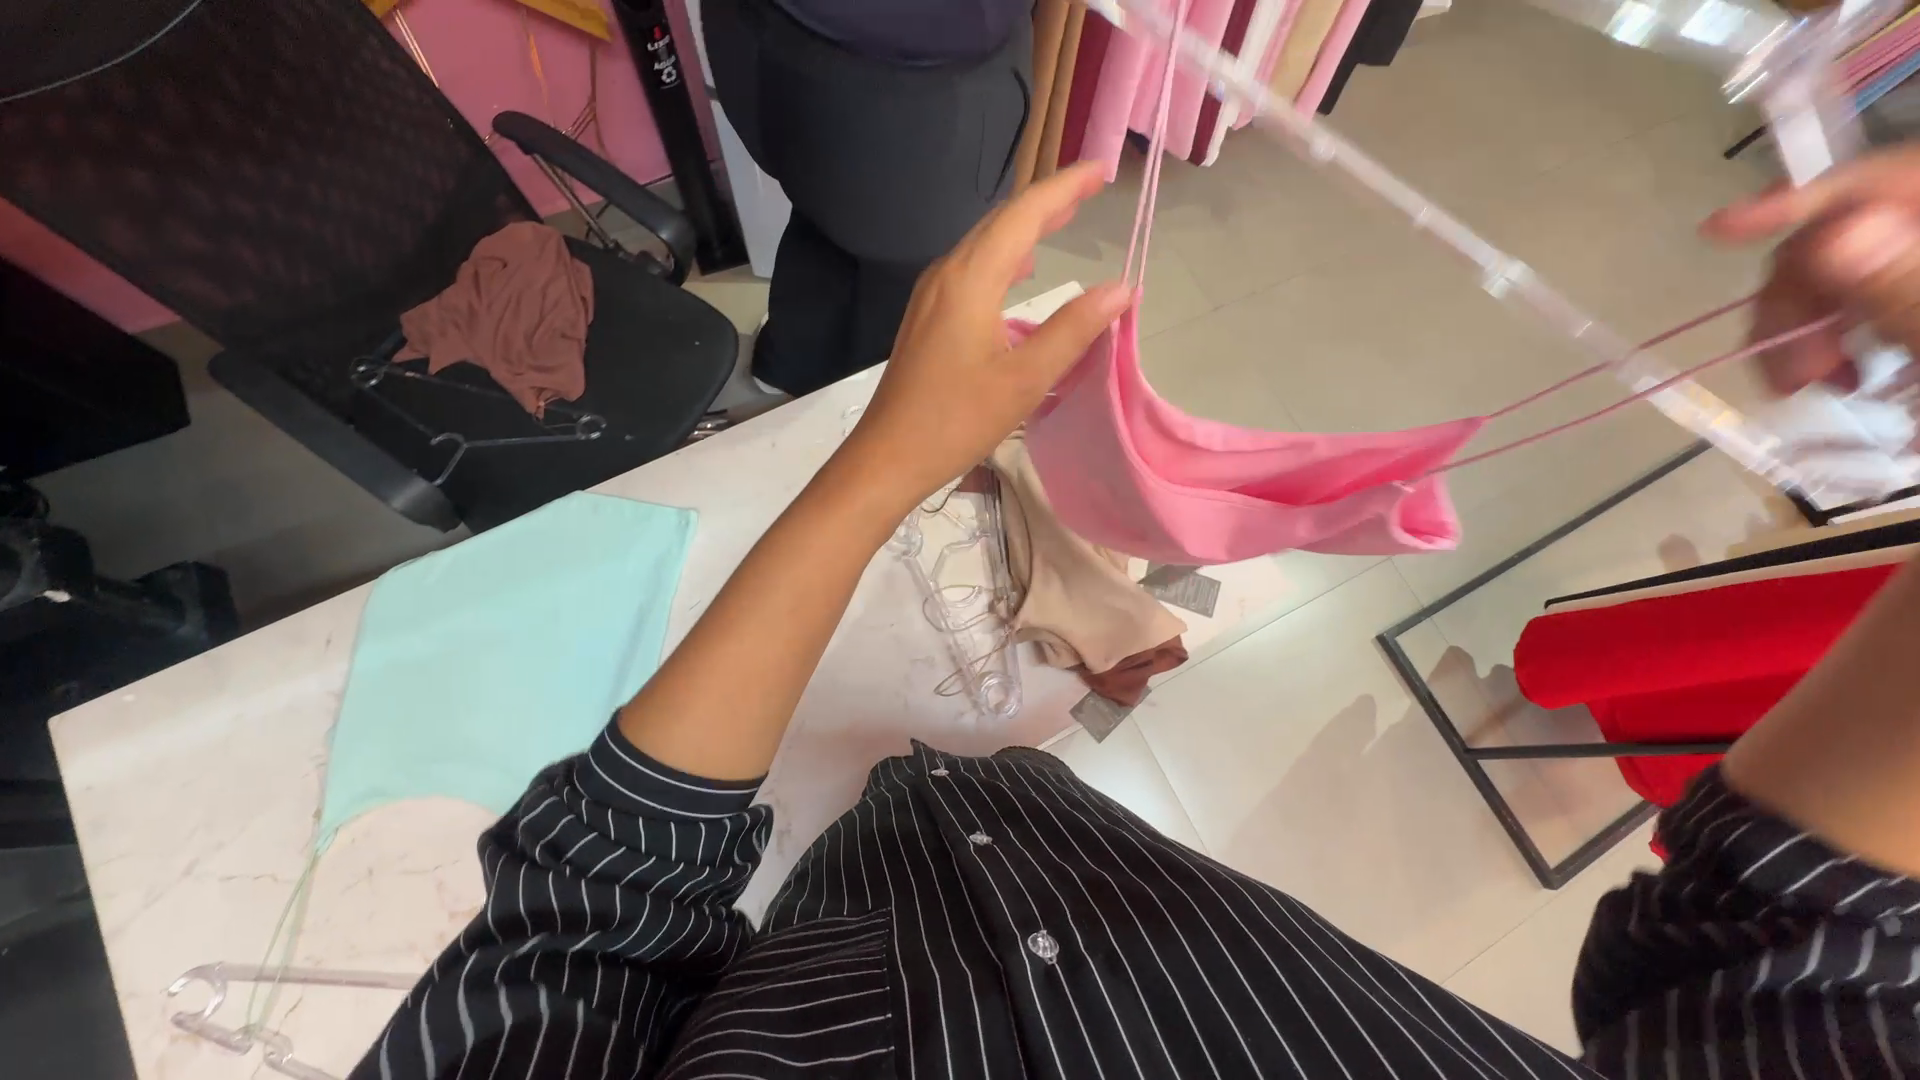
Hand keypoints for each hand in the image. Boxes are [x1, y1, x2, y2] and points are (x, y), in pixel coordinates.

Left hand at [838, 162, 1133, 504]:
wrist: (888, 456)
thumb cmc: (956, 420)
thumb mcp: (1024, 379)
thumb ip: (1073, 329)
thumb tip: (1121, 288)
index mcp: (970, 279)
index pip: (1024, 214)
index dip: (1065, 187)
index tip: (1102, 170)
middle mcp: (946, 275)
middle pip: (1000, 222)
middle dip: (1047, 201)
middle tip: (1090, 190)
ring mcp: (930, 296)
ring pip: (983, 245)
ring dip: (1024, 230)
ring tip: (1063, 221)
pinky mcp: (926, 319)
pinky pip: (970, 271)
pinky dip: (1003, 260)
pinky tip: (1018, 275)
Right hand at [1703, 145, 1919, 394]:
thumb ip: (1911, 288)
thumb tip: (1840, 232)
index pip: (1899, 180)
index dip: (1809, 199)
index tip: (1721, 231)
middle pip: (1853, 236)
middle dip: (1798, 300)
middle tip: (1787, 375)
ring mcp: (1917, 275)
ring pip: (1843, 275)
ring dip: (1805, 329)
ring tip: (1807, 386)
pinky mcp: (1909, 306)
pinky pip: (1861, 302)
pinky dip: (1833, 337)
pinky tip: (1837, 376)